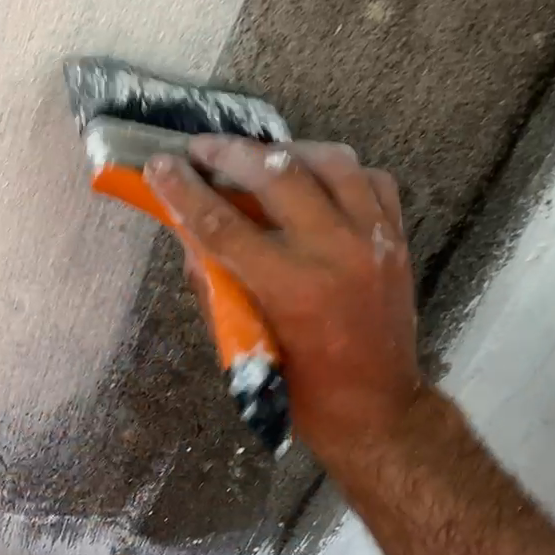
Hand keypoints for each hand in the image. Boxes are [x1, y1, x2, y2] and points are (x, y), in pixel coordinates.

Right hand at [143, 135, 422, 462]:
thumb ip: (213, 283)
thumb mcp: (241, 340)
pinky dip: (333, 170)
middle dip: (230, 154)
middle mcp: (335, 252)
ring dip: (284, 151)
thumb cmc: (297, 386)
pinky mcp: (397, 237)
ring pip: (330, 162)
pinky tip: (308, 177)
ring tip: (253, 155)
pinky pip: (368, 178)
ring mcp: (374, 239)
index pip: (222, 224)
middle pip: (277, 176)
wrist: (375, 406)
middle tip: (200, 148)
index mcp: (289, 287)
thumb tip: (188, 235)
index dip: (184, 191)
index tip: (158, 165)